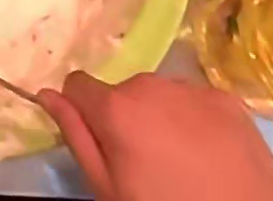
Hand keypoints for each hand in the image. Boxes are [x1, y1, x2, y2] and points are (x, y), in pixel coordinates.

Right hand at [38, 72, 272, 200]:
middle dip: (125, 119)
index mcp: (117, 108)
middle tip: (144, 165)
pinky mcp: (225, 97)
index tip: (96, 138)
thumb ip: (76, 138)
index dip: (80, 110)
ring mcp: (191, 87)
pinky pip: (194, 100)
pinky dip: (193, 120)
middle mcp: (150, 83)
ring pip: (159, 94)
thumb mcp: (110, 191)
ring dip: (159, 118)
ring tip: (180, 162)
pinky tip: (208, 155)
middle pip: (122, 92)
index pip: (78, 84)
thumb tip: (47, 94)